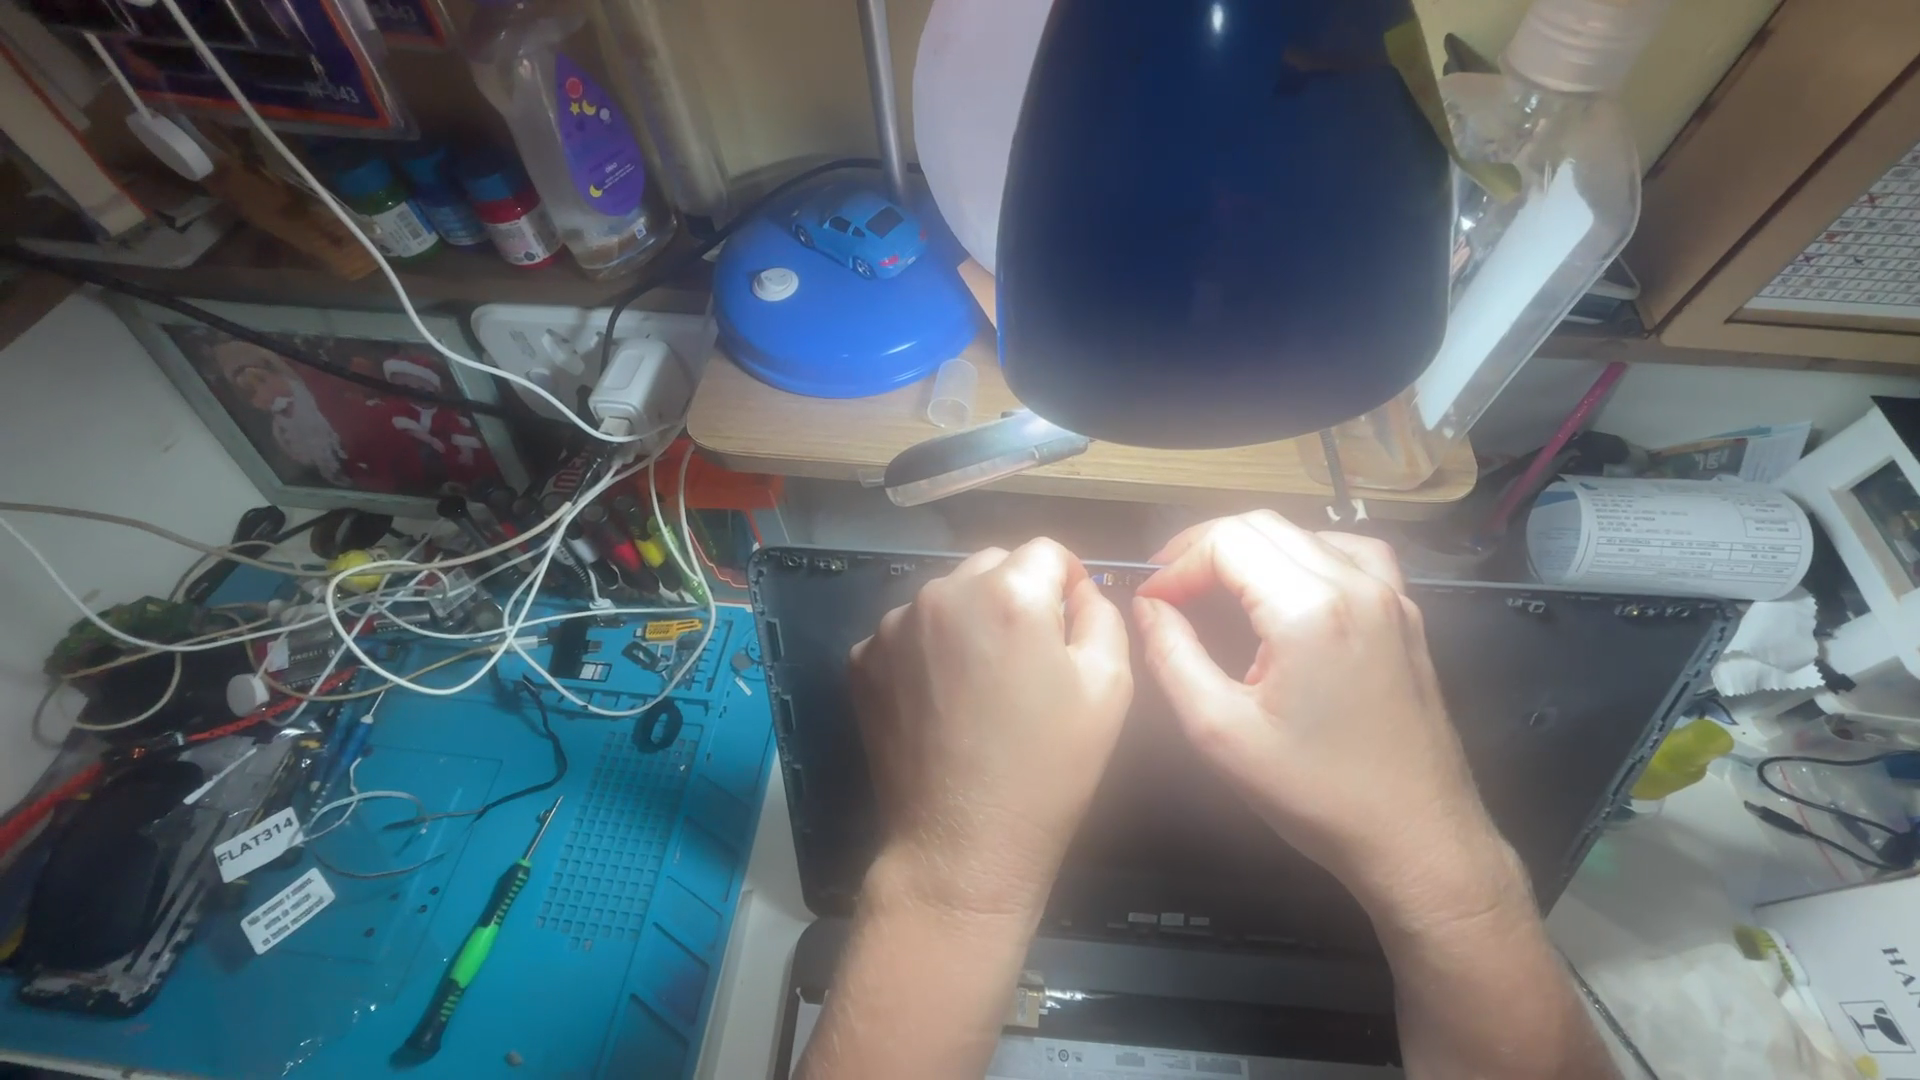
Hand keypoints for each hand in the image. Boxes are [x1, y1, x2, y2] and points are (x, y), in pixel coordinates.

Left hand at [849, 539, 1132, 919]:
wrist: (961, 845)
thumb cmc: (1048, 769)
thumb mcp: (1109, 686)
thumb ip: (1100, 614)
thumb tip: (1076, 590)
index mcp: (1008, 593)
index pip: (1046, 552)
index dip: (1068, 585)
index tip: (1068, 627)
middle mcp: (942, 592)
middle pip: (993, 565)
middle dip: (1017, 596)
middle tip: (1027, 659)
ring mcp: (893, 625)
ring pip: (948, 595)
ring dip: (969, 619)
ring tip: (980, 683)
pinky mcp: (862, 658)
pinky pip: (909, 630)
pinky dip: (928, 647)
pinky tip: (940, 698)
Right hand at [1133, 512, 1508, 915]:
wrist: (1420, 841)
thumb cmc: (1314, 793)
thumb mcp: (1219, 731)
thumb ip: (1172, 655)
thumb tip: (1148, 606)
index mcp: (1310, 609)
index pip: (1226, 543)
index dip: (1175, 565)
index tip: (1149, 602)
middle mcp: (1356, 585)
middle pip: (1262, 525)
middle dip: (1202, 549)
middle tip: (1167, 588)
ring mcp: (1390, 596)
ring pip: (1303, 532)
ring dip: (1248, 547)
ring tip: (1212, 583)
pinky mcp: (1405, 615)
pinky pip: (1349, 553)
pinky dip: (1302, 553)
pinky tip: (1285, 586)